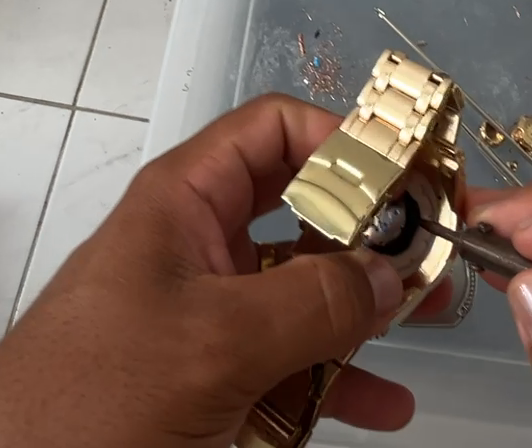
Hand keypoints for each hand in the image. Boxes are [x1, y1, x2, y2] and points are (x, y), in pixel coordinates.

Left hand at [0, 94, 412, 447]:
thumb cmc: (99, 395)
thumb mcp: (215, 342)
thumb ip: (313, 303)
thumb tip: (392, 272)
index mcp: (189, 197)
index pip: (275, 130)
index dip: (342, 140)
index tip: (407, 178)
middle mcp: (201, 240)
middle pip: (300, 208)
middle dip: (369, 229)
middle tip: (432, 248)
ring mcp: (205, 309)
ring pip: (300, 286)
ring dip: (362, 305)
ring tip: (428, 316)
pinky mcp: (207, 369)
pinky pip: (284, 356)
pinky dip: (333, 374)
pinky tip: (381, 401)